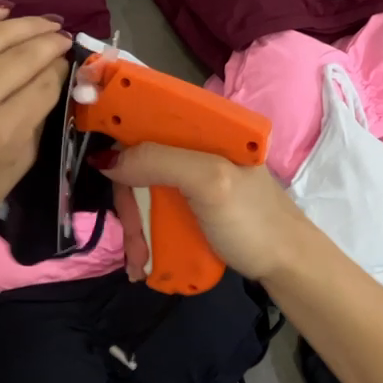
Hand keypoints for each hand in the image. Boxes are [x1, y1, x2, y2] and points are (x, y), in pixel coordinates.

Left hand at [0, 0, 74, 258]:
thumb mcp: (17, 168)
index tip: (70, 64)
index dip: (62, 71)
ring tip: (46, 23)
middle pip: (22, 55)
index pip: (43, 85)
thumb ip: (37, 120)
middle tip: (66, 37)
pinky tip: (2, 10)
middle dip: (50, 43)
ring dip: (25, 24)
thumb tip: (53, 78)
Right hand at [98, 144, 309, 281]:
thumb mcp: (209, 182)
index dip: (114, 127)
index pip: (146, 112)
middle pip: (136, 158)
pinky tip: (143, 260)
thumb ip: (158, 161)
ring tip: (139, 260)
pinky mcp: (189, 204)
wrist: (290, 270)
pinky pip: (152, 210)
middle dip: (127, 201)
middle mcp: (193, 146)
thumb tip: (104, 159)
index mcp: (202, 127)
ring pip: (140, 188)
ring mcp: (190, 177)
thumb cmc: (255, 221)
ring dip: (134, 226)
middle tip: (133, 239)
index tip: (92, 157)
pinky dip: (143, 234)